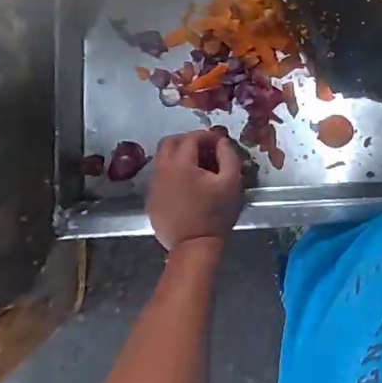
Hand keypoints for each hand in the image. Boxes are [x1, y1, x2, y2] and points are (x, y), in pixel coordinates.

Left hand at [145, 129, 244, 250]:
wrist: (193, 247)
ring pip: (161, 159)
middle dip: (187, 140)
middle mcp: (162, 170)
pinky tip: (185, 185)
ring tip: (195, 167)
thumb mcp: (231, 183)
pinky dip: (171, 173)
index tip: (218, 142)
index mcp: (180, 163)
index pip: (191, 137)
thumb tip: (221, 142)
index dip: (206, 136)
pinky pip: (159, 177)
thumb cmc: (215, 214)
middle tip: (203, 148)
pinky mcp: (150, 200)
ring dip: (177, 156)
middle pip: (169, 142)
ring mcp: (153, 185)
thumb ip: (228, 156)